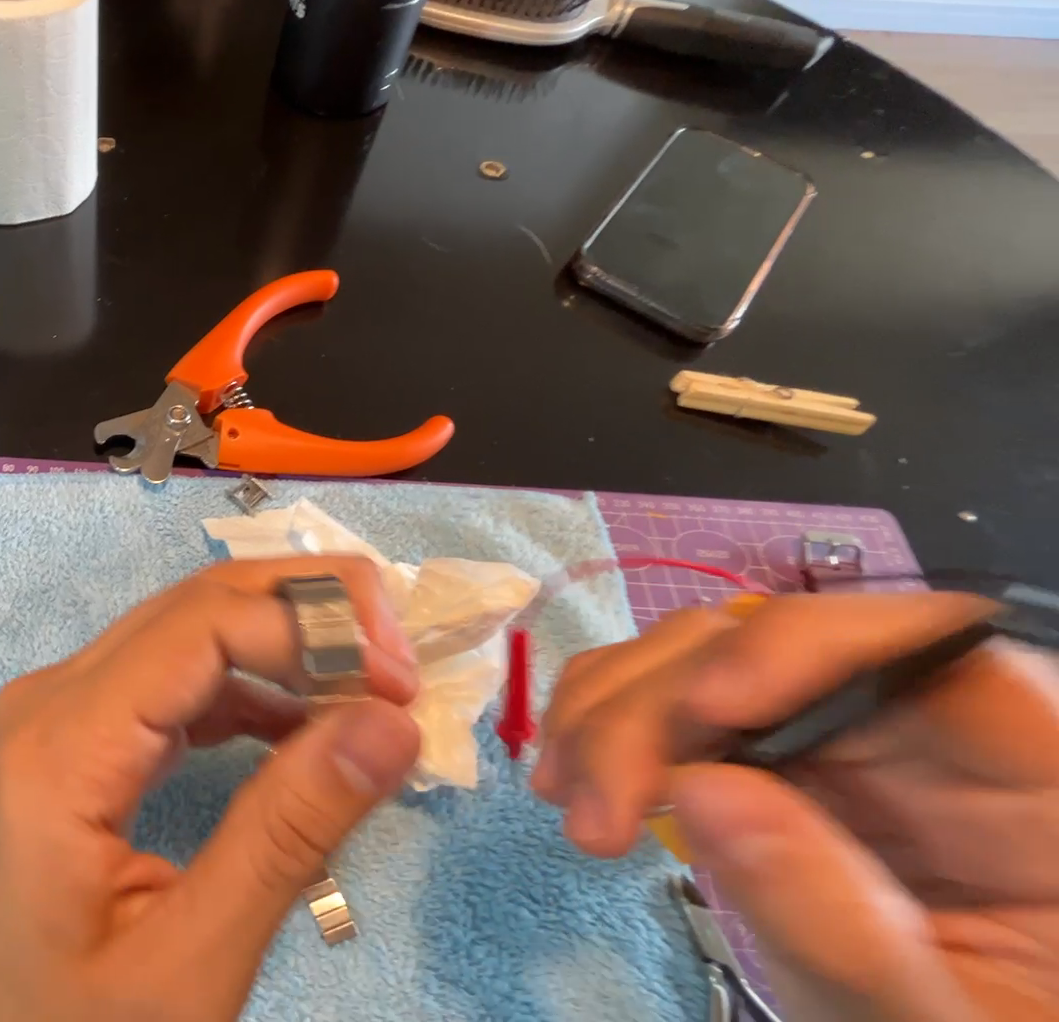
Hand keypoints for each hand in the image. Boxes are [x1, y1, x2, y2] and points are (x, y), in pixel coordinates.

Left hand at [0, 558, 422, 1020]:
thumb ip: (286, 835)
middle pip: (194, 605)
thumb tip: (390, 724)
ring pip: (189, 630)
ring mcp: (62, 704)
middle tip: (405, 662)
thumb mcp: (187, 963)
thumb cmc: (59, 1021)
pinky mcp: (81, 726)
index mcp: (65, 744)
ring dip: (284, 643)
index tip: (404, 682)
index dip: (311, 625)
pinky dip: (249, 686)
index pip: (201, 625)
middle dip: (308, 611)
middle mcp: (54, 695)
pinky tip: (305, 723)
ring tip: (372, 691)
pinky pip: (174, 676)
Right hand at [534, 592, 1058, 1020]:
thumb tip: (701, 789)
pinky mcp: (747, 739)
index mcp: (1026, 788)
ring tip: (563, 798)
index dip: (806, 648)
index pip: (932, 654)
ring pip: (690, 653)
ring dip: (603, 712)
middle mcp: (915, 729)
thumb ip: (840, 930)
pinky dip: (592, 718)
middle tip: (593, 811)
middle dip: (653, 712)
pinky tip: (566, 775)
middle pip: (764, 647)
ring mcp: (820, 726)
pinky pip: (652, 686)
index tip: (702, 712)